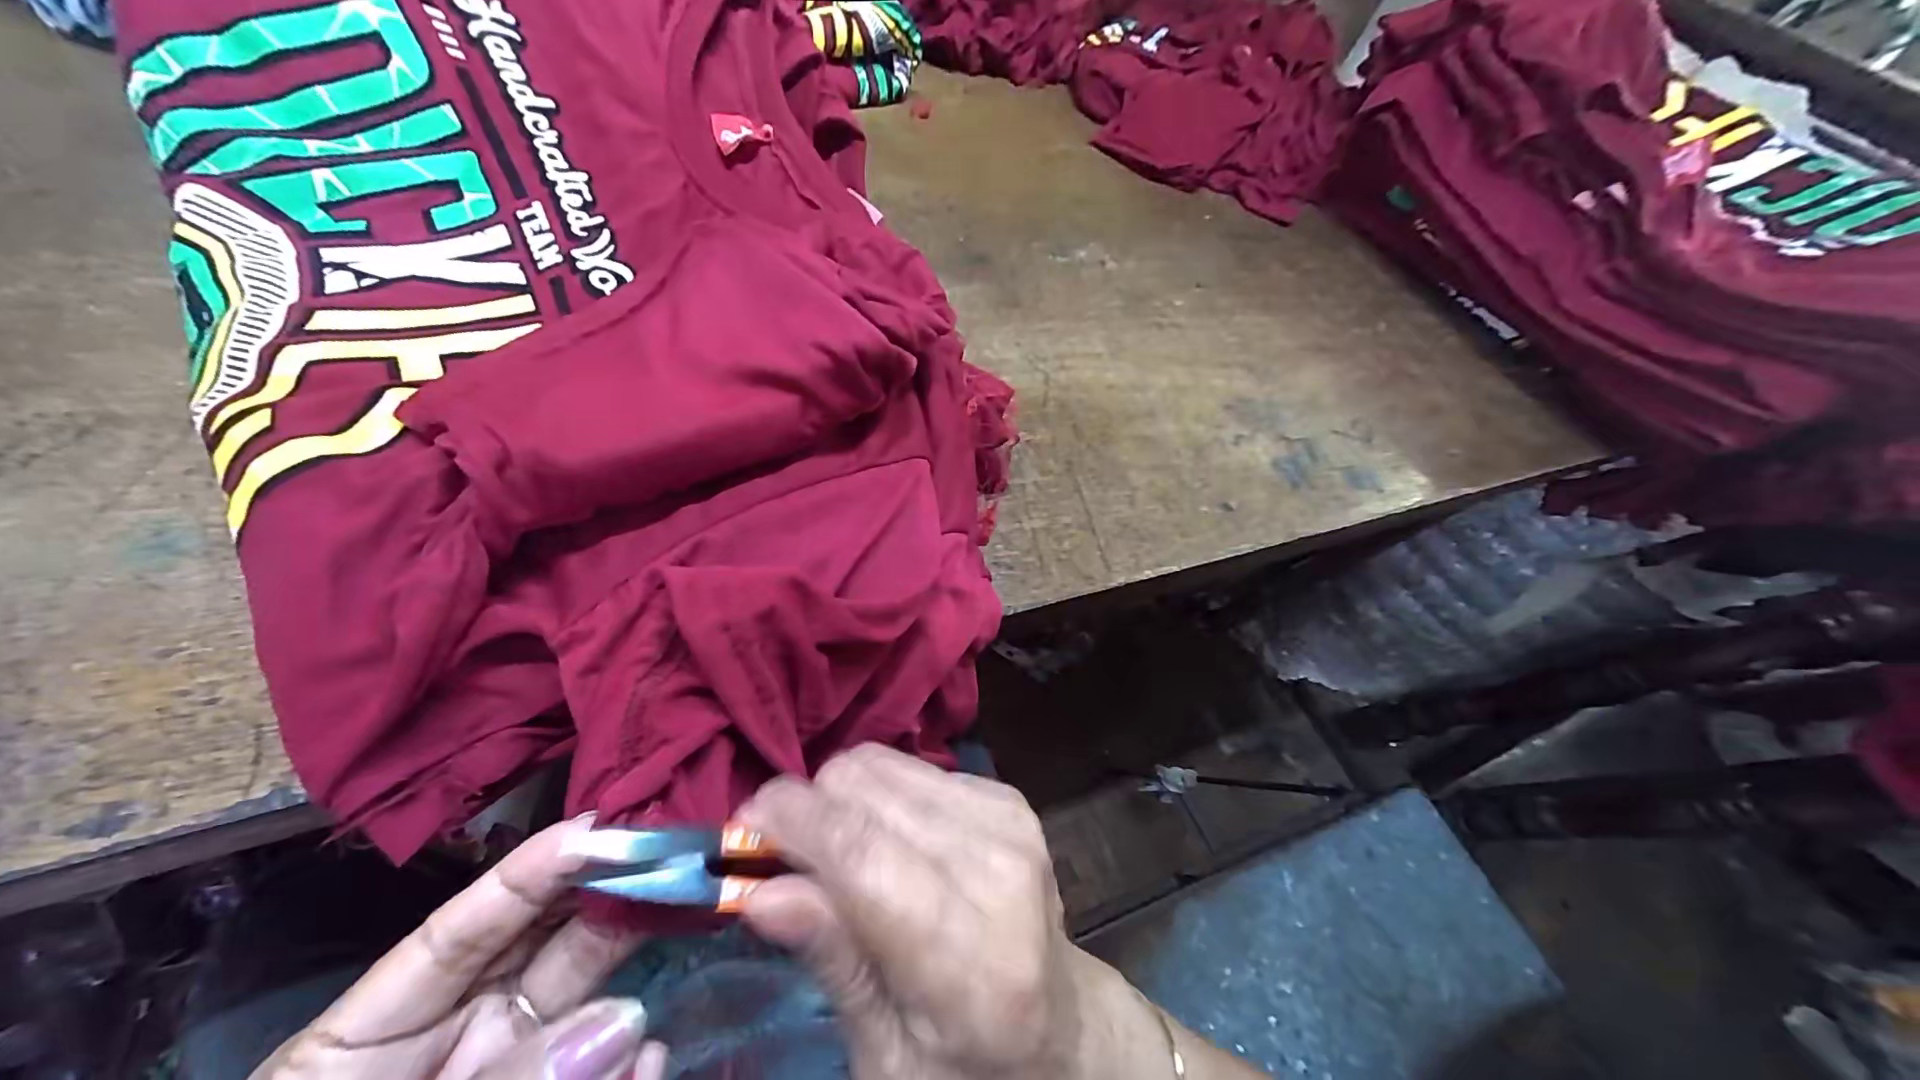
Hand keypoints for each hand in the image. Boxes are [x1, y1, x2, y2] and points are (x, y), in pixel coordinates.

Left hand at [251, 816, 667, 1079]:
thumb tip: (626, 1025)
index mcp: (370, 1038)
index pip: (457, 932)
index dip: (530, 873)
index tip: (601, 827)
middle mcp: (452, 1036)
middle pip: (538, 949)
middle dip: (605, 899)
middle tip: (673, 861)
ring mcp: (510, 1067)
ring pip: (581, 1004)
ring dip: (629, 972)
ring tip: (676, 941)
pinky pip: (600, 1070)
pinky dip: (631, 1065)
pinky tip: (651, 1061)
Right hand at [736, 745, 1186, 1079]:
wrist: (1062, 1025)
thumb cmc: (964, 1064)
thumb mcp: (886, 1057)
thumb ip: (832, 960)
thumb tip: (759, 890)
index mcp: (972, 959)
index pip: (863, 857)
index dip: (790, 825)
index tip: (738, 827)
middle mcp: (999, 869)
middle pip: (866, 792)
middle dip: (807, 811)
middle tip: (783, 859)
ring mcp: (1009, 820)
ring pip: (879, 765)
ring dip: (839, 800)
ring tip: (834, 853)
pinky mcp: (1006, 794)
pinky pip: (907, 765)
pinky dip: (877, 796)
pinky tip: (885, 841)